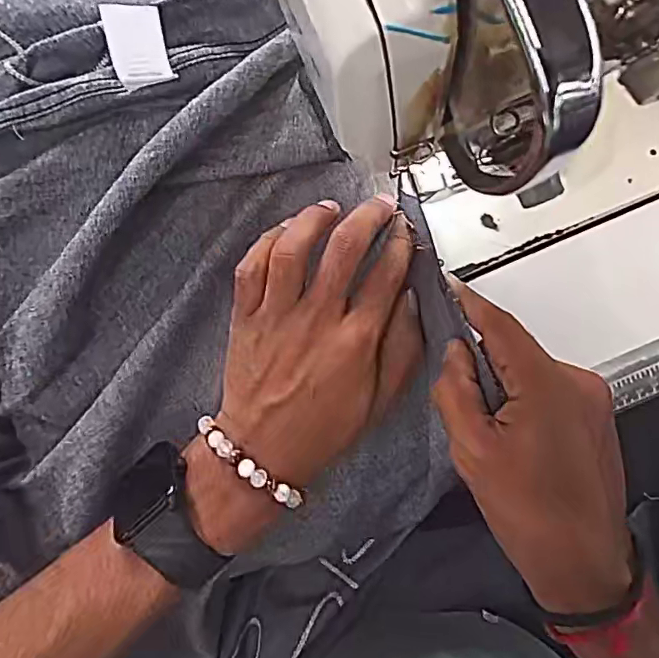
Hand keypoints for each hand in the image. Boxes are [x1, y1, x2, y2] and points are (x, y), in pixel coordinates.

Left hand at [186, 196, 419, 553]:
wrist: (263, 450)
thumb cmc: (321, 429)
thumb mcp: (380, 400)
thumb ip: (403, 349)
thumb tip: (412, 302)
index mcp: (354, 342)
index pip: (385, 275)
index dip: (400, 244)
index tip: (405, 232)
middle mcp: (316, 322)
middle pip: (344, 250)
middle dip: (368, 218)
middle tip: (378, 207)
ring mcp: (277, 316)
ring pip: (293, 249)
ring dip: (314, 220)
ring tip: (331, 209)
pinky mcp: (246, 318)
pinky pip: (251, 268)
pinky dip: (268, 241)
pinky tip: (286, 232)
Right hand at [431, 280, 633, 615]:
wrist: (584, 563)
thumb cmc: (535, 518)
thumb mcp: (472, 451)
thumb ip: (455, 391)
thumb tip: (455, 355)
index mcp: (545, 385)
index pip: (500, 325)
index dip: (470, 303)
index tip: (451, 287)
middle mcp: (577, 383)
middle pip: (514, 349)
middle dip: (483, 363)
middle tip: (461, 398)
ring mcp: (591, 399)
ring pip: (531, 371)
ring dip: (505, 386)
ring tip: (493, 435)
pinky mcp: (596, 415)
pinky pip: (549, 389)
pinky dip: (525, 399)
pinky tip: (516, 440)